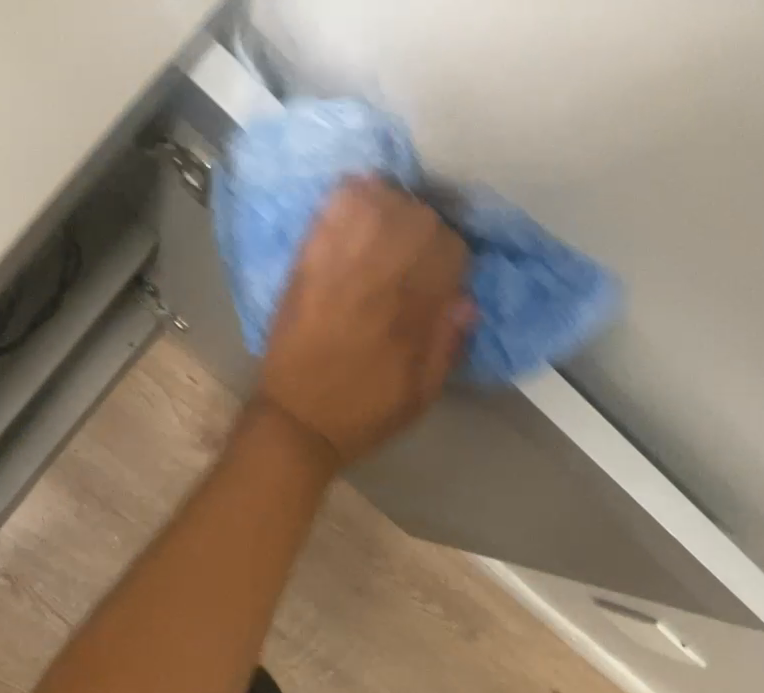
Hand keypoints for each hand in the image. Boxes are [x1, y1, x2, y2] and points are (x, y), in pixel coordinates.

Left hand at [253, 176, 473, 468]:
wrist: (296, 422)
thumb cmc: (363, 414)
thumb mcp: (422, 394)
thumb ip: (448, 345)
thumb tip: (467, 300)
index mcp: (412, 312)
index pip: (450, 249)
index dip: (451, 259)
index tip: (440, 278)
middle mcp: (379, 279)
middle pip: (418, 217)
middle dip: (424, 230)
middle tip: (412, 253)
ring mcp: (338, 265)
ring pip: (378, 201)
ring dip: (391, 208)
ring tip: (386, 230)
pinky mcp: (306, 262)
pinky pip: (332, 207)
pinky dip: (350, 200)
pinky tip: (355, 216)